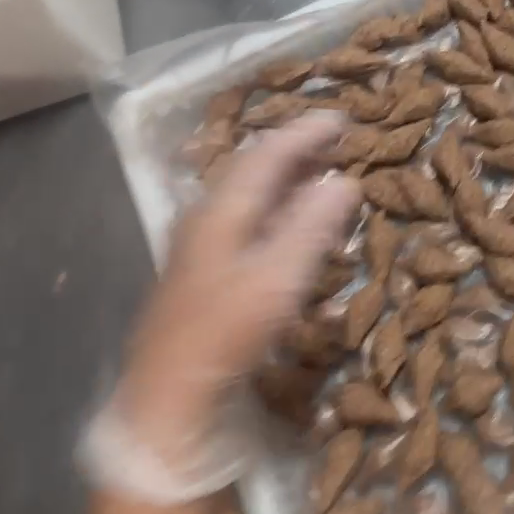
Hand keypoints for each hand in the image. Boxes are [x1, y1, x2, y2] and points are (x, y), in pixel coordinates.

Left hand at [117, 112, 360, 455]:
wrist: (168, 394)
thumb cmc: (225, 331)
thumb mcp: (278, 278)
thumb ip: (312, 227)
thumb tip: (345, 181)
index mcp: (220, 210)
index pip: (267, 155)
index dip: (305, 134)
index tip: (342, 120)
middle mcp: (206, 217)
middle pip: (252, 169)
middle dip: (295, 151)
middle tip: (335, 142)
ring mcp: (201, 244)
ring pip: (248, 195)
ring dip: (286, 180)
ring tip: (320, 173)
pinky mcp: (204, 271)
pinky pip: (246, 219)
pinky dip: (276, 209)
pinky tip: (291, 224)